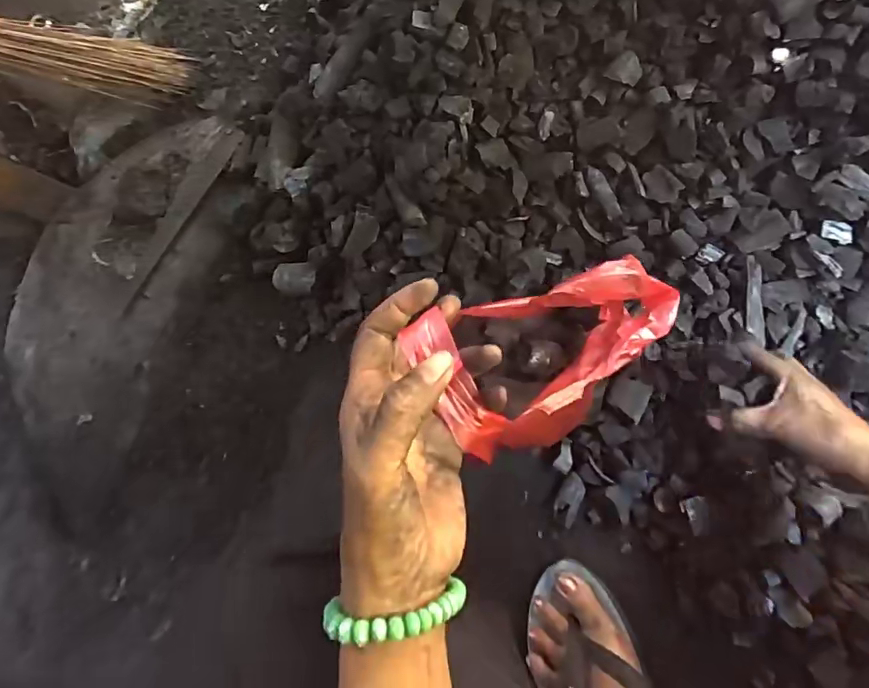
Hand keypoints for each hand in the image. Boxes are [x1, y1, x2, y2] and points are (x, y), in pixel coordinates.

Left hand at [338, 278, 500, 616]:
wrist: (404, 578)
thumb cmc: (380, 516)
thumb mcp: (382, 458)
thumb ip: (408, 406)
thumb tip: (443, 357)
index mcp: (367, 399)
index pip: (377, 337)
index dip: (398, 308)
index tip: (429, 289)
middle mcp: (394, 404)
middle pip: (412, 349)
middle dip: (433, 324)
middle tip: (461, 306)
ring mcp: (423, 424)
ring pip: (445, 375)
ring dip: (466, 358)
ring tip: (492, 349)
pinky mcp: (450, 446)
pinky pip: (469, 407)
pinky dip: (486, 393)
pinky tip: (501, 389)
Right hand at [710, 344, 868, 485]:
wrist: (866, 460)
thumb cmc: (820, 431)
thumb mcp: (774, 424)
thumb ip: (740, 419)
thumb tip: (707, 417)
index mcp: (787, 369)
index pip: (751, 351)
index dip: (729, 351)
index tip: (707, 355)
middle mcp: (796, 376)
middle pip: (762, 368)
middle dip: (741, 372)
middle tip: (717, 379)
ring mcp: (806, 394)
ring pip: (772, 386)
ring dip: (754, 391)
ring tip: (730, 397)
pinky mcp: (812, 412)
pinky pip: (780, 402)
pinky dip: (765, 406)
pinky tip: (754, 415)